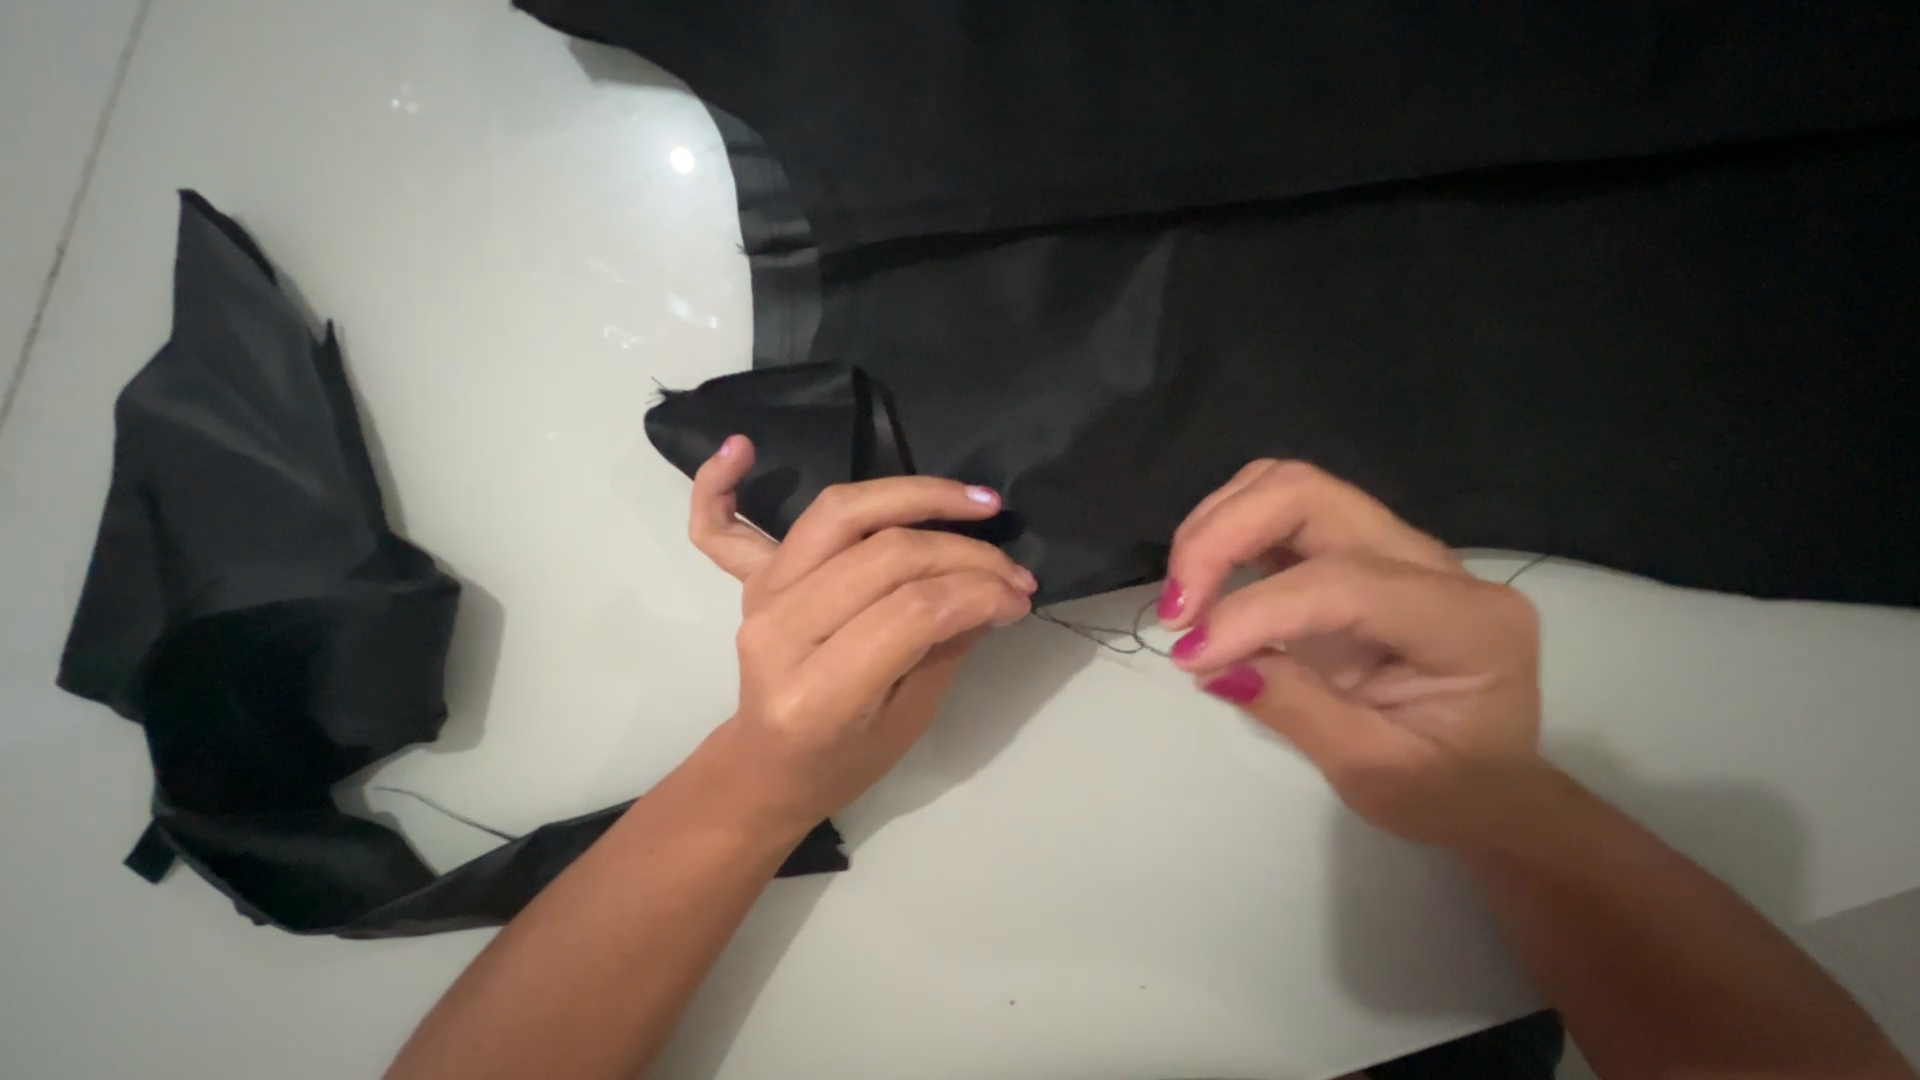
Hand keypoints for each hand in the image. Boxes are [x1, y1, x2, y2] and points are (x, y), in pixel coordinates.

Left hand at [688, 437, 1036, 828]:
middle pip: (883, 557)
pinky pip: (720, 527)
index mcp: (817, 695)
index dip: (977, 592)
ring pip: (839, 515)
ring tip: (974, 501)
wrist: (768, 768)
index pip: (910, 613)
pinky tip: (741, 445)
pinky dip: (718, 484)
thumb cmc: (843, 761)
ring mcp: (758, 599)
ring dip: (913, 495)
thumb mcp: (910, 720)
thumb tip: (999, 588)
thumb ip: (948, 644)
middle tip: (1012, 570)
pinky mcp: (750, 582)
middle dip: (963, 553)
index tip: (1020, 596)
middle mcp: (778, 634)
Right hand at [1162, 460, 1544, 848]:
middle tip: (1177, 610)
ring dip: (1216, 527)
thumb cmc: (1448, 790)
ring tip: (1183, 597)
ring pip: (1286, 486)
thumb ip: (1296, 709)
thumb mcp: (1377, 773)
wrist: (1487, 784)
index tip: (1190, 657)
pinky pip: (1279, 511)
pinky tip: (1203, 584)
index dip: (1253, 610)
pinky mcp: (1353, 551)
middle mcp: (1433, 562)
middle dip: (1220, 537)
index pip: (1343, 581)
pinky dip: (1226, 534)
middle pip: (1307, 495)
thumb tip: (1206, 661)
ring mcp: (1393, 547)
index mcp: (1467, 621)